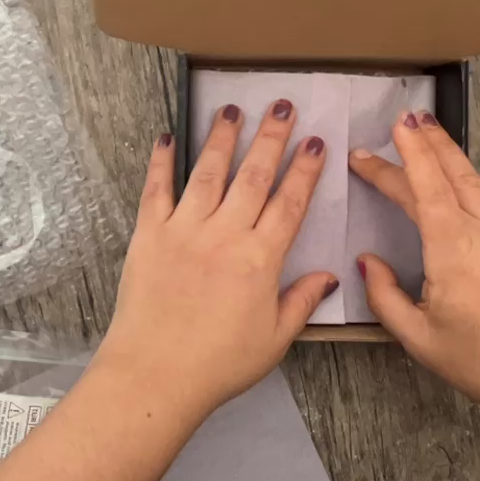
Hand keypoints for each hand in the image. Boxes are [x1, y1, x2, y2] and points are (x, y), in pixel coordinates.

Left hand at [94, 100, 336, 421]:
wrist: (155, 374)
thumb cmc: (219, 364)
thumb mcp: (274, 340)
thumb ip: (301, 301)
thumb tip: (329, 275)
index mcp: (260, 259)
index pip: (290, 203)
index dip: (305, 170)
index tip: (316, 142)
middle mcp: (225, 234)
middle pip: (254, 176)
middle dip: (271, 137)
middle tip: (282, 106)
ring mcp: (184, 229)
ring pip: (209, 173)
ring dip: (223, 138)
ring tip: (232, 107)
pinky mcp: (149, 233)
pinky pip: (156, 190)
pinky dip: (161, 162)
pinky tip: (168, 137)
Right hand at [350, 111, 479, 424]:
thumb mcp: (418, 339)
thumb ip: (385, 296)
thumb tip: (366, 261)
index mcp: (451, 251)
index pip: (418, 192)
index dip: (394, 164)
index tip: (367, 148)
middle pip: (444, 178)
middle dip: (418, 146)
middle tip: (397, 122)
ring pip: (476, 182)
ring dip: (451, 152)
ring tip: (430, 127)